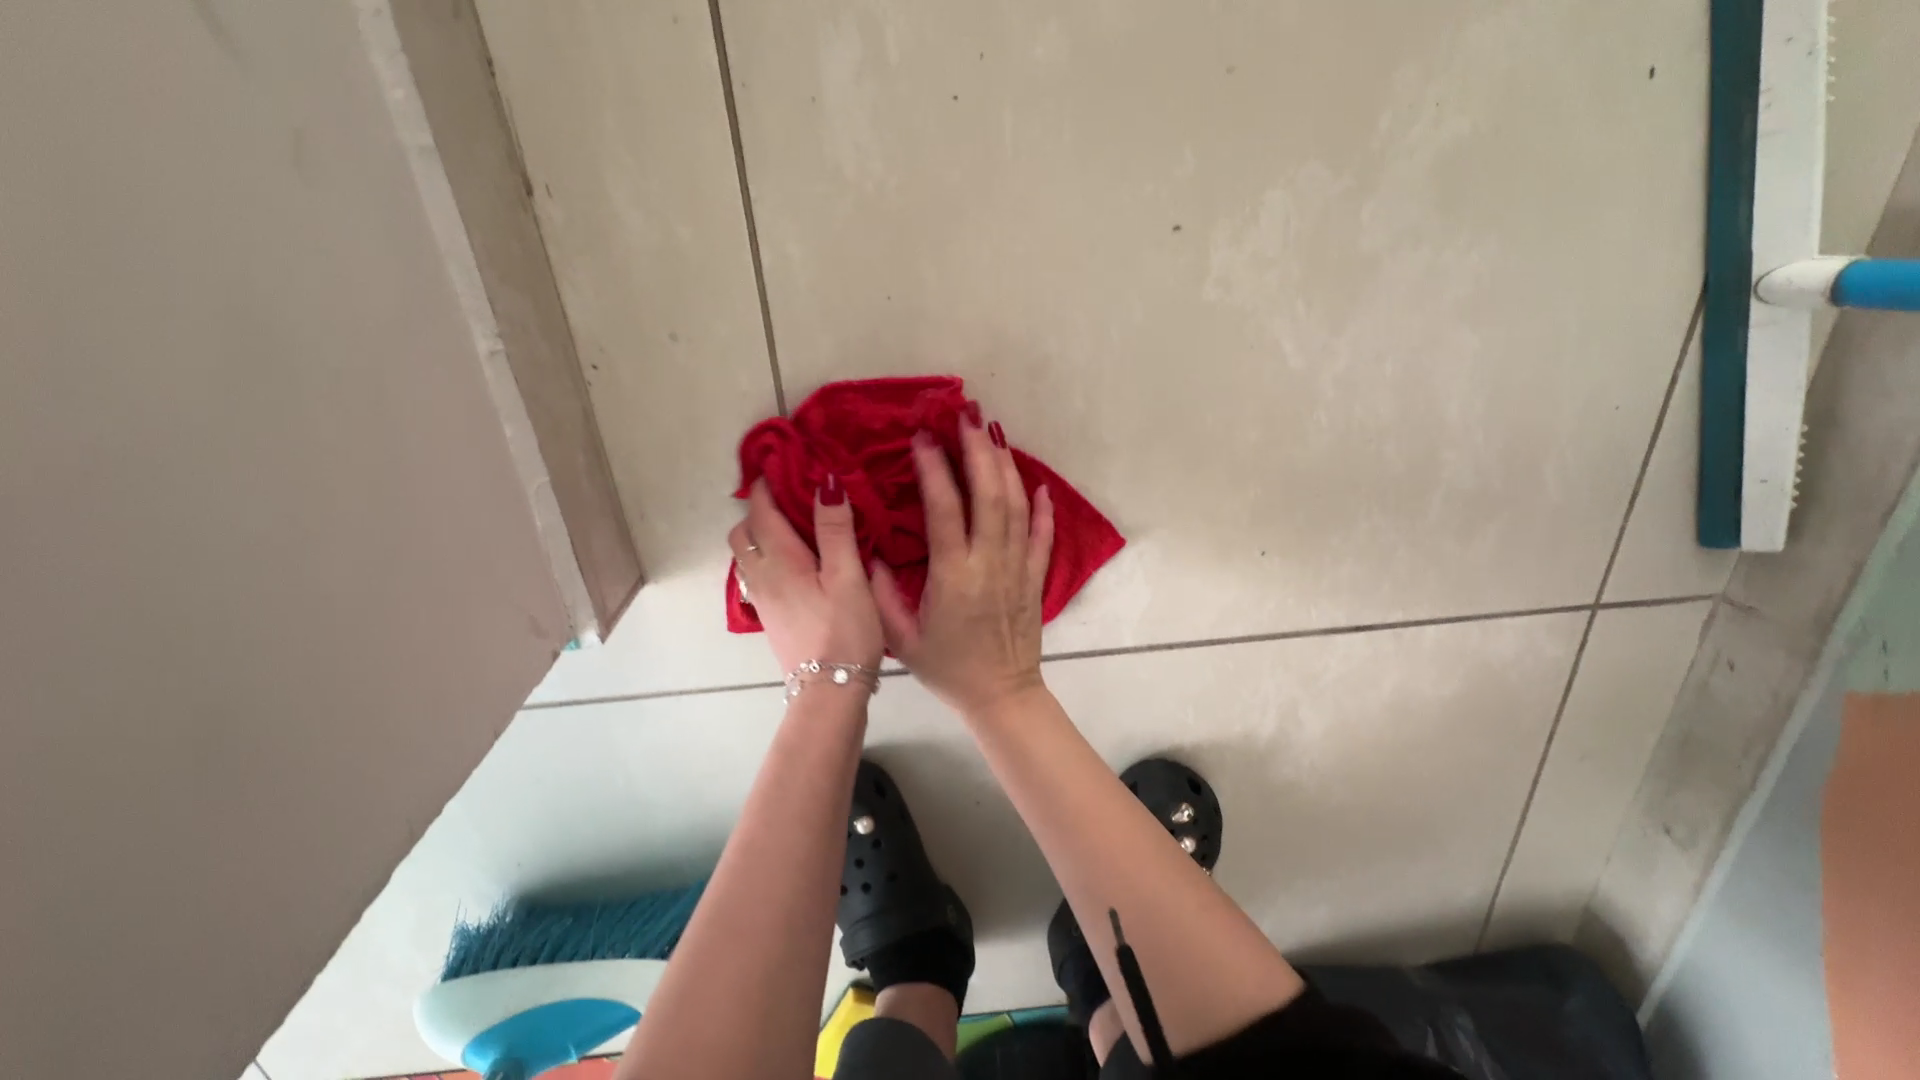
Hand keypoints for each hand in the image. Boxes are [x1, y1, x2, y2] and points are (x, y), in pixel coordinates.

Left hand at [729, 477, 883, 675]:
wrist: (830, 691)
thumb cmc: (845, 631)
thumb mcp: (848, 577)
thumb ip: (835, 529)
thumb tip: (825, 482)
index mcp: (779, 560)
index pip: (760, 509)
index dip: (767, 484)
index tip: (786, 464)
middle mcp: (761, 576)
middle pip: (742, 532)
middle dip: (759, 510)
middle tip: (793, 500)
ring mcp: (762, 600)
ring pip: (747, 556)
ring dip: (762, 536)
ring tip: (797, 530)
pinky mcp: (770, 618)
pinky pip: (757, 576)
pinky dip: (768, 559)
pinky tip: (798, 566)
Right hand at [870, 419, 1055, 718]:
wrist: (1001, 695)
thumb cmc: (947, 669)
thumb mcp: (901, 639)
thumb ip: (882, 595)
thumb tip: (870, 554)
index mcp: (953, 575)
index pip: (945, 509)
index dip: (934, 469)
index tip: (923, 437)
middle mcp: (989, 563)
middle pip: (989, 495)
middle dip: (977, 451)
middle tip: (966, 416)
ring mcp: (1017, 568)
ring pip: (1017, 507)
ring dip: (1006, 466)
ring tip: (993, 432)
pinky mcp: (1035, 578)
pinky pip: (1043, 536)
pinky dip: (1042, 507)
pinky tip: (1036, 481)